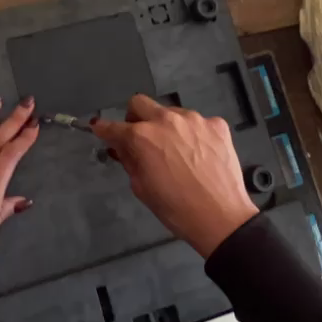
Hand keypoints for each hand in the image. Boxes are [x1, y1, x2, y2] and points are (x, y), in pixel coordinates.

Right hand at [92, 94, 256, 257]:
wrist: (221, 217)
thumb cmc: (175, 209)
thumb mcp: (142, 188)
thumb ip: (129, 161)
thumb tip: (121, 147)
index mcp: (143, 137)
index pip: (113, 126)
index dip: (103, 129)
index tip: (100, 129)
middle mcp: (167, 120)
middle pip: (140, 103)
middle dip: (134, 118)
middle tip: (140, 138)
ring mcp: (195, 119)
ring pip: (171, 112)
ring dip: (166, 126)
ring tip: (176, 151)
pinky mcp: (217, 124)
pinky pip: (197, 123)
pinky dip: (192, 134)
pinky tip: (199, 154)